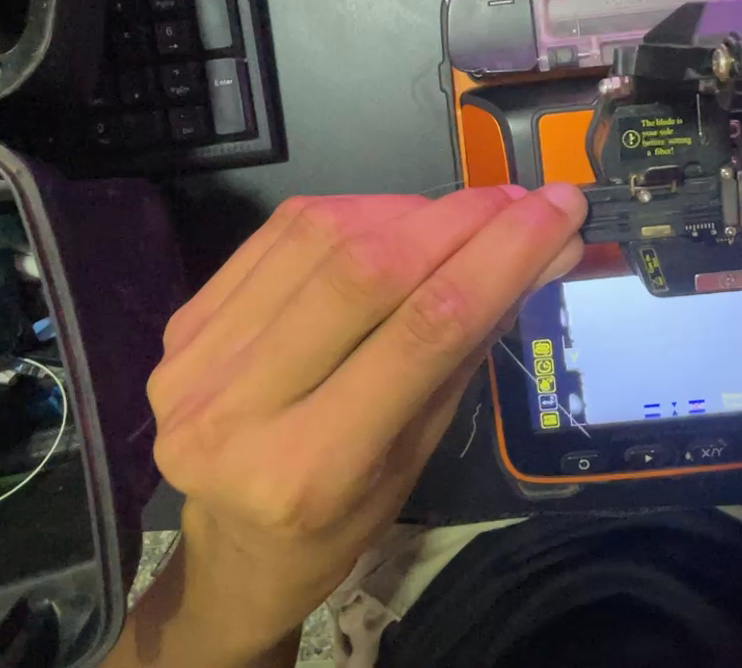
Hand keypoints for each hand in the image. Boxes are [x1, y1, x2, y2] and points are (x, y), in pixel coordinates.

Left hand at [126, 186, 586, 666]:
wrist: (231, 545)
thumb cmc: (340, 520)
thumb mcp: (420, 452)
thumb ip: (469, 347)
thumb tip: (538, 252)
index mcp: (312, 470)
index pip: (426, 331)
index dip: (502, 256)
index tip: (558, 210)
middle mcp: (239, 410)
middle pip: (369, 273)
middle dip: (463, 220)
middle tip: (521, 197)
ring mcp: (197, 359)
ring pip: (324, 238)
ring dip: (413, 209)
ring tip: (468, 211)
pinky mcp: (183, 319)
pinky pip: (284, 231)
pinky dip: (357, 210)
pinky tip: (400, 216)